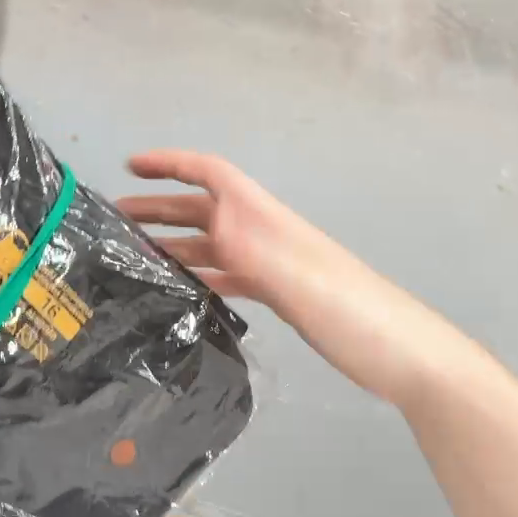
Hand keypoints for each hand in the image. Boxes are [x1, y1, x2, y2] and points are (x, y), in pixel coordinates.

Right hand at [118, 150, 475, 407]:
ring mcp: (268, 263)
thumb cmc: (347, 308)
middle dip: (159, 204)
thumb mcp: (292, 275)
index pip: (210, 173)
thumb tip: (204, 229)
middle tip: (116, 216)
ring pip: (209, 241)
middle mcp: (260, 232)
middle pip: (202, 207)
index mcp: (262, 217)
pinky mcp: (275, 293)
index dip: (170, 163)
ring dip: (172, 240)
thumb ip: (249, 250)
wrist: (401, 353)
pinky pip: (225, 273)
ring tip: (133, 253)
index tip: (131, 165)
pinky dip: (197, 273)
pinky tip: (177, 286)